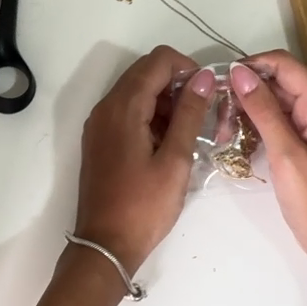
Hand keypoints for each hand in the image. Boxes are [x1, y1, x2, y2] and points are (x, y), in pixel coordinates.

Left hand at [74, 46, 214, 271]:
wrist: (105, 244)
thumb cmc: (144, 206)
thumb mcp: (175, 160)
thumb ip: (189, 114)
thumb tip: (203, 78)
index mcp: (123, 106)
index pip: (157, 60)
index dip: (187, 68)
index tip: (208, 93)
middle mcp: (105, 106)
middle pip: (145, 72)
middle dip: (177, 84)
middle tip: (203, 113)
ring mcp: (98, 122)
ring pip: (136, 91)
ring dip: (164, 101)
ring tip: (190, 132)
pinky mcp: (98, 138)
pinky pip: (126, 111)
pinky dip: (149, 115)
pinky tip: (168, 142)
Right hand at [228, 51, 306, 275]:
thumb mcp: (287, 157)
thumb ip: (263, 111)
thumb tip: (240, 72)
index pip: (284, 65)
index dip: (250, 67)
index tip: (219, 83)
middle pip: (280, 82)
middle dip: (246, 92)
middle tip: (217, 118)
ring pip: (278, 102)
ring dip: (249, 111)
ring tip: (224, 133)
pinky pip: (283, 123)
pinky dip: (261, 127)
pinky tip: (240, 142)